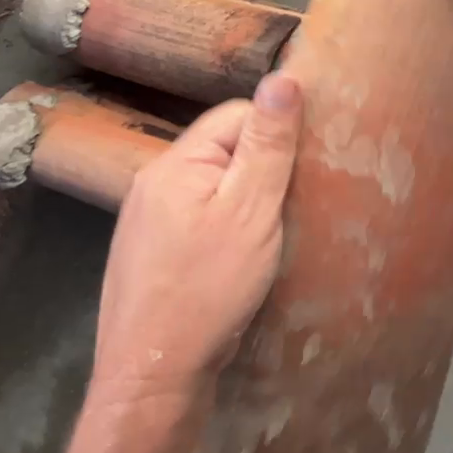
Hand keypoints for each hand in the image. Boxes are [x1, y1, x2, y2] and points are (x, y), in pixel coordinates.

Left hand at [89, 74, 303, 398]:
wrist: (155, 374)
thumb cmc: (209, 285)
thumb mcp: (252, 208)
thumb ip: (268, 143)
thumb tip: (283, 78)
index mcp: (176, 163)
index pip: (238, 115)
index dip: (277, 131)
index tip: (304, 162)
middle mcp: (154, 181)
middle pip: (226, 146)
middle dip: (265, 163)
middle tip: (294, 195)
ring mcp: (149, 218)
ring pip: (216, 180)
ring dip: (248, 193)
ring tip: (275, 220)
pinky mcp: (153, 249)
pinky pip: (202, 210)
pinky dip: (229, 218)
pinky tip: (244, 245)